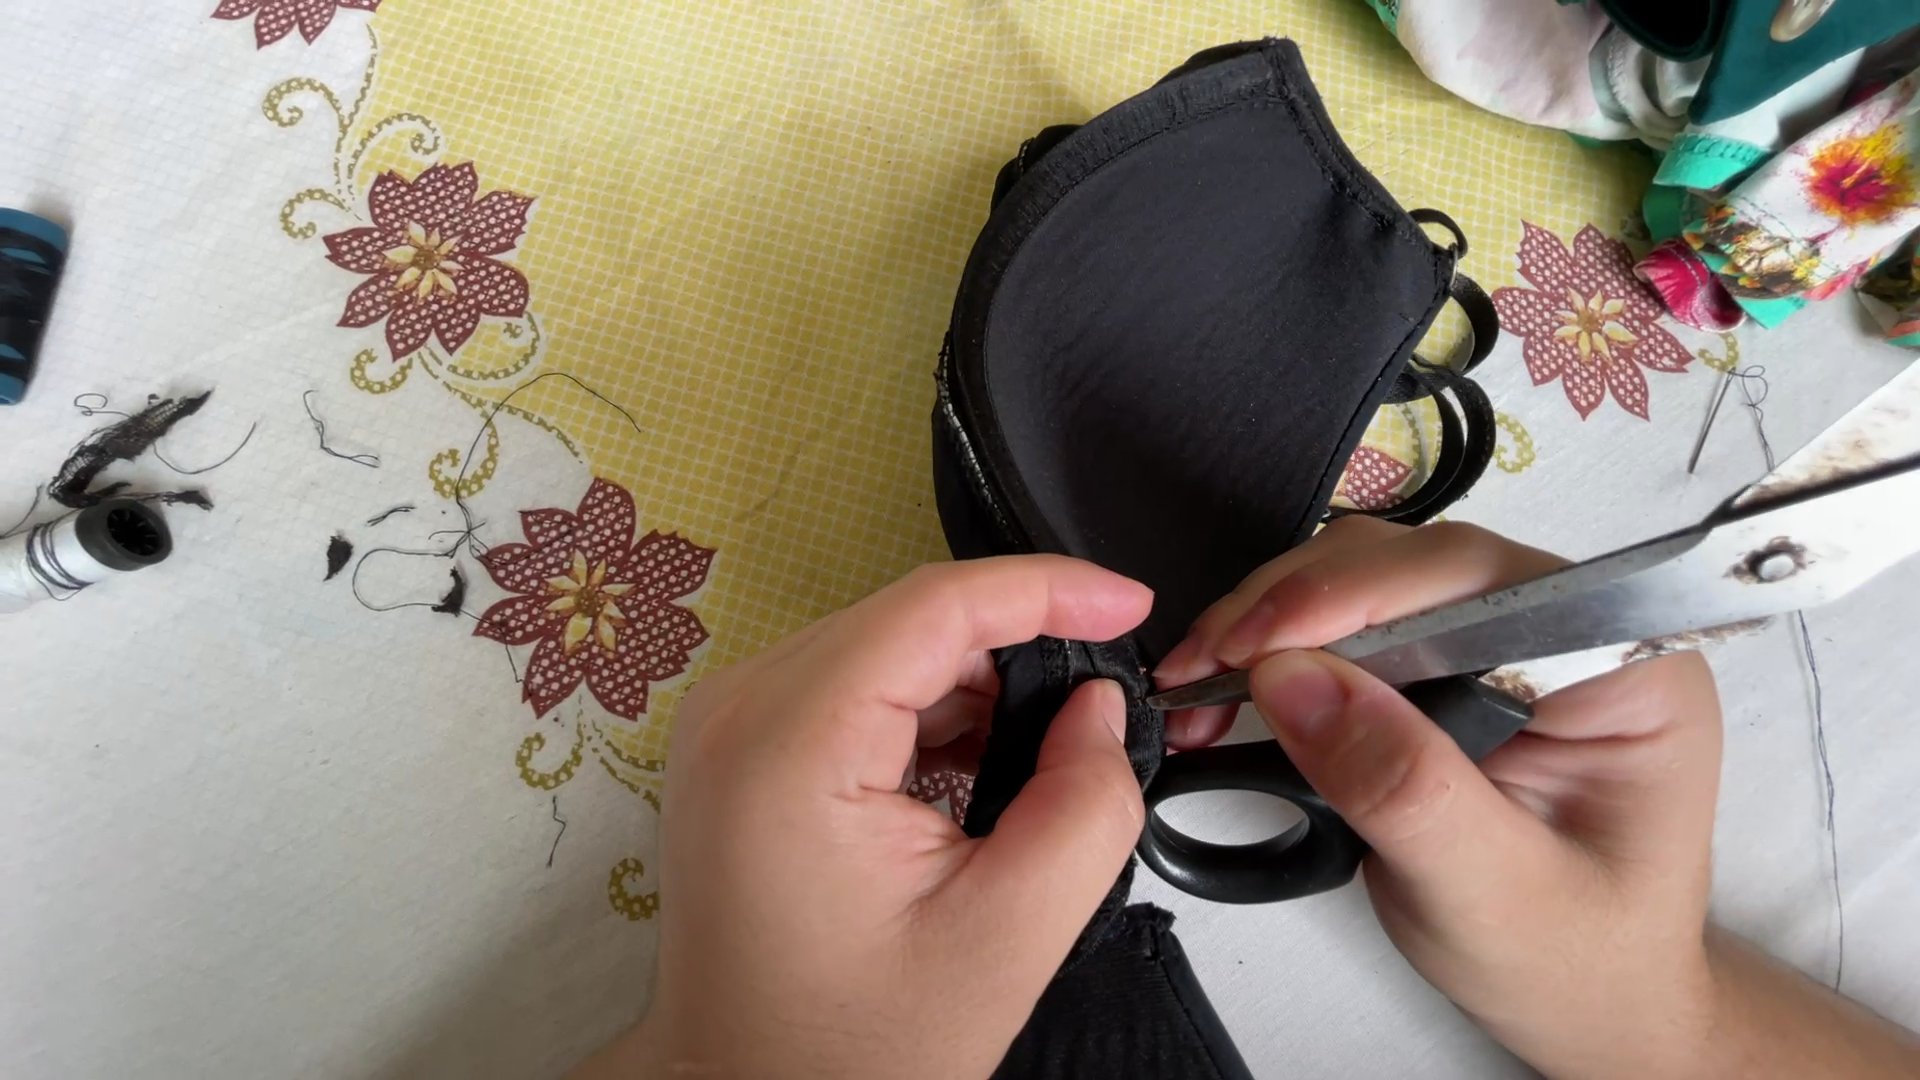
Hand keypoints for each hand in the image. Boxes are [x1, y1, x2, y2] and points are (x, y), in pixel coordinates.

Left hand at [574, 556, 1151, 1079]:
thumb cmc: (852, 1044)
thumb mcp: (1005, 939)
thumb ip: (1083, 807)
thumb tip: (1097, 705)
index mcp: (789, 745)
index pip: (932, 607)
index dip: (1043, 588)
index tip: (1127, 603)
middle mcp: (743, 704)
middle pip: (911, 617)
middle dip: (1017, 641)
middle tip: (1089, 702)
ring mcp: (738, 711)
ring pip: (893, 639)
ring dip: (976, 678)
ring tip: (1028, 755)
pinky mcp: (751, 730)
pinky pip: (864, 674)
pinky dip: (933, 701)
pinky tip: (971, 762)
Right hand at [1156, 517, 1724, 1077]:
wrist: (1568, 984)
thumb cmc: (1565, 955)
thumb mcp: (1492, 893)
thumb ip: (1401, 785)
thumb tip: (1285, 677)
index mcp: (1611, 664)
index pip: (1468, 580)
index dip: (1348, 597)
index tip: (1249, 651)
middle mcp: (1541, 622)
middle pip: (1389, 564)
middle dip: (1278, 610)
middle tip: (1196, 672)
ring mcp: (1473, 630)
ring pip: (1339, 577)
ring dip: (1254, 623)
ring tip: (1193, 683)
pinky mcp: (1415, 653)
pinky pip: (1320, 616)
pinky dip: (1255, 644)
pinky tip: (1216, 683)